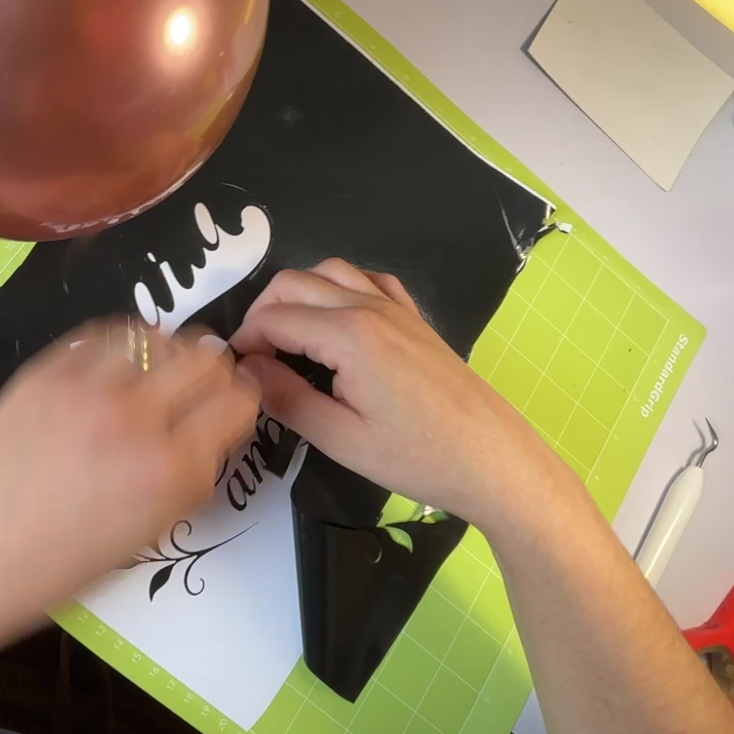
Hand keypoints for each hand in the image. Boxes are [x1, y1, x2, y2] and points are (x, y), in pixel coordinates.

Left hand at [0, 318, 259, 622]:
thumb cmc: (61, 562)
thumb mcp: (150, 531)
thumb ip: (190, 474)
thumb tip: (209, 428)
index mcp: (172, 471)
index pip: (237, 401)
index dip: (239, 399)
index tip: (228, 402)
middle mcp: (138, 419)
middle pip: (205, 358)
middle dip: (210, 370)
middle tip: (195, 383)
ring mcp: (88, 389)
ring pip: (156, 336)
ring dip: (164, 353)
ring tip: (152, 372)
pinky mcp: (47, 371)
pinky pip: (103, 334)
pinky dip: (118, 345)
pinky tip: (113, 365)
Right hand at [228, 258, 576, 532]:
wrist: (496, 462)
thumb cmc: (418, 458)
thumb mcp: (341, 440)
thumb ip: (286, 398)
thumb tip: (246, 368)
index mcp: (349, 336)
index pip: (273, 319)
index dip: (245, 341)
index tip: (237, 371)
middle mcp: (368, 307)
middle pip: (293, 283)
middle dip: (261, 312)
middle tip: (255, 356)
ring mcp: (396, 307)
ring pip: (328, 271)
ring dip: (296, 294)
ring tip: (287, 335)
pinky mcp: (414, 317)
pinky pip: (368, 279)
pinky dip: (340, 287)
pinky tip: (337, 318)